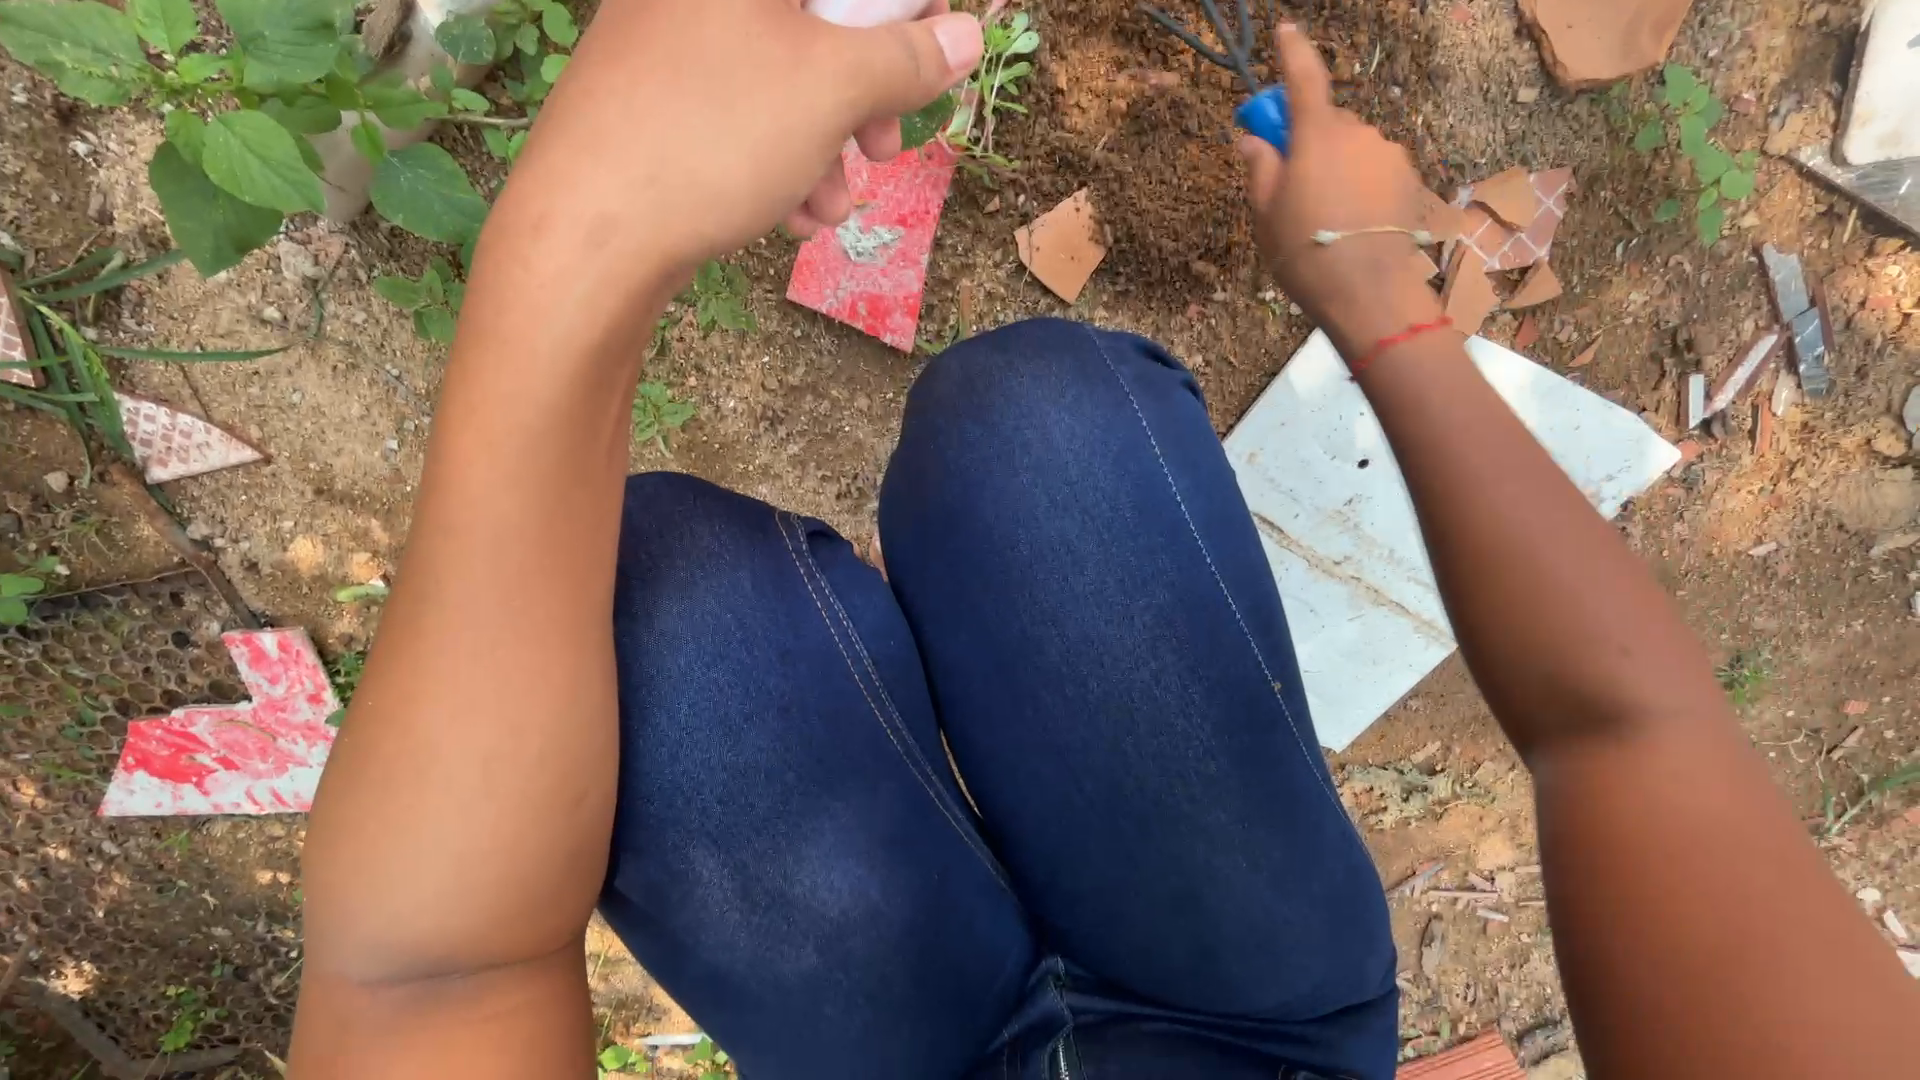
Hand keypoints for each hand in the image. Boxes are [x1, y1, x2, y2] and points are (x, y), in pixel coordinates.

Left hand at [484, 0, 981, 296]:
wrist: (592, 232)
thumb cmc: (717, 135)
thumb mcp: (831, 90)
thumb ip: (905, 57)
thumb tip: (962, 36)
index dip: (901, 15)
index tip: (926, 66)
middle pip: (818, 26)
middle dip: (864, 100)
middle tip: (881, 150)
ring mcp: (672, 43)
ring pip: (786, 83)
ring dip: (827, 151)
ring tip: (827, 205)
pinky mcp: (659, 102)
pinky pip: (745, 117)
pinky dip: (781, 164)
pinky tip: (789, 214)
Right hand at [1238, 25, 1441, 359]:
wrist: (1366, 290)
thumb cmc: (1302, 251)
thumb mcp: (1264, 214)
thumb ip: (1259, 168)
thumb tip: (1253, 140)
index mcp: (1317, 135)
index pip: (1304, 78)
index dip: (1292, 52)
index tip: (1285, 31)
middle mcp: (1357, 131)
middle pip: (1326, 121)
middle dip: (1307, 140)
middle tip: (1289, 183)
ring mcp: (1387, 152)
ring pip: (1351, 148)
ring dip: (1334, 166)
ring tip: (1322, 217)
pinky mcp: (1407, 177)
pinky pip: (1373, 169)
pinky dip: (1358, 184)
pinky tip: (1350, 222)